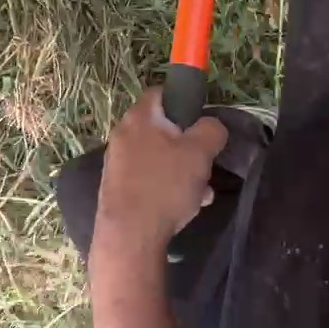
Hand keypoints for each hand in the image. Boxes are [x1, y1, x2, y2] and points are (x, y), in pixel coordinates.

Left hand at [94, 89, 227, 260]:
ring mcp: (117, 161)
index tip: (200, 119)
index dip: (182, 100)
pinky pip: (146, 176)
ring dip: (180, 169)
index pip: (160, 93)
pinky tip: (182, 207)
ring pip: (156, 155)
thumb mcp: (199, 154)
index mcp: (139, 117)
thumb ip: (210, 131)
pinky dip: (165, 185)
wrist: (129, 233)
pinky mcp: (116, 186)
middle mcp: (122, 133)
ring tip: (201, 193)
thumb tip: (212, 124)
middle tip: (204, 162)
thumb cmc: (165, 185)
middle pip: (160, 128)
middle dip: (186, 144)